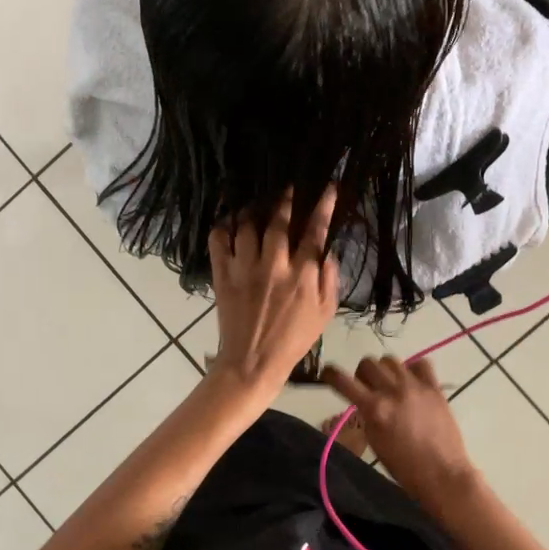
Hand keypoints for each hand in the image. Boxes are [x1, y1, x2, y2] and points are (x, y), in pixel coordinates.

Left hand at [206, 186, 340, 396]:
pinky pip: (219, 240)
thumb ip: (330, 280)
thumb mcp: (324, 314)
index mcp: (302, 275)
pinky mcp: (223, 274)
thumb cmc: (294, 340)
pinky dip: (223, 226)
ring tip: (258, 204)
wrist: (253, 362)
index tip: (328, 187)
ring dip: (254, 209)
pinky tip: (230, 222)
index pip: (315, 231)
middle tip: (289, 189)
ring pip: (248, 224)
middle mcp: (274, 265)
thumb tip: (328, 252)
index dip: (323, 205)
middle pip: (279, 220)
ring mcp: (245, 268)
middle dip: (286, 199)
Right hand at [322, 356, 478, 501]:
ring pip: (391, 360)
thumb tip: (363, 401)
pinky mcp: (435, 388)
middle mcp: (393, 391)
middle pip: (368, 363)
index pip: (342, 380)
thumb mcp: (374, 440)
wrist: (441, 473)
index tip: (328, 374)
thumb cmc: (403, 466)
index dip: (330, 374)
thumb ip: (366, 415)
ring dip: (385, 371)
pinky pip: (421, 363)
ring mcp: (416, 387)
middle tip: (367, 388)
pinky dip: (412, 369)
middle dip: (362, 374)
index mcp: (374, 409)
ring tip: (390, 386)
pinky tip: (412, 383)